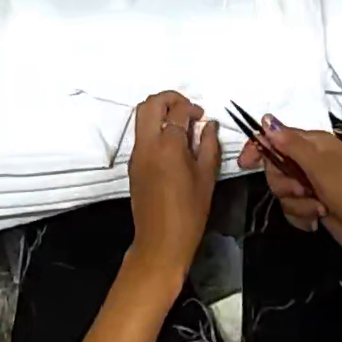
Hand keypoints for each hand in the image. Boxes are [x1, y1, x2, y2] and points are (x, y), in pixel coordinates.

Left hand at [125, 91, 220, 273]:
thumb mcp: (207, 178)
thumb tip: (209, 124)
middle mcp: (147, 143)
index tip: (202, 116)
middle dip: (169, 99)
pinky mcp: (132, 162)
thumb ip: (208, 145)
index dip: (191, 107)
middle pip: (150, 103)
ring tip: (180, 123)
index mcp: (168, 145)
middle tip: (187, 109)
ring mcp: (136, 152)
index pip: (176, 110)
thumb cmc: (189, 213)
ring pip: (141, 115)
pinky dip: (153, 125)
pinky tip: (171, 140)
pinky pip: (140, 132)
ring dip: (159, 110)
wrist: (160, 242)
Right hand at [237, 117, 341, 272]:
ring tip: (318, 209)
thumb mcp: (321, 166)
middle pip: (275, 166)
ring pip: (282, 190)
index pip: (276, 137)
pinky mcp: (314, 207)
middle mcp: (312, 161)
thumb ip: (290, 144)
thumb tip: (266, 119)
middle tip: (302, 190)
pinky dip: (301, 216)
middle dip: (283, 182)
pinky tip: (317, 221)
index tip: (245, 164)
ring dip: (296, 203)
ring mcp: (313, 186)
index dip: (258, 148)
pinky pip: (291, 209)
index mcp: (315, 144)